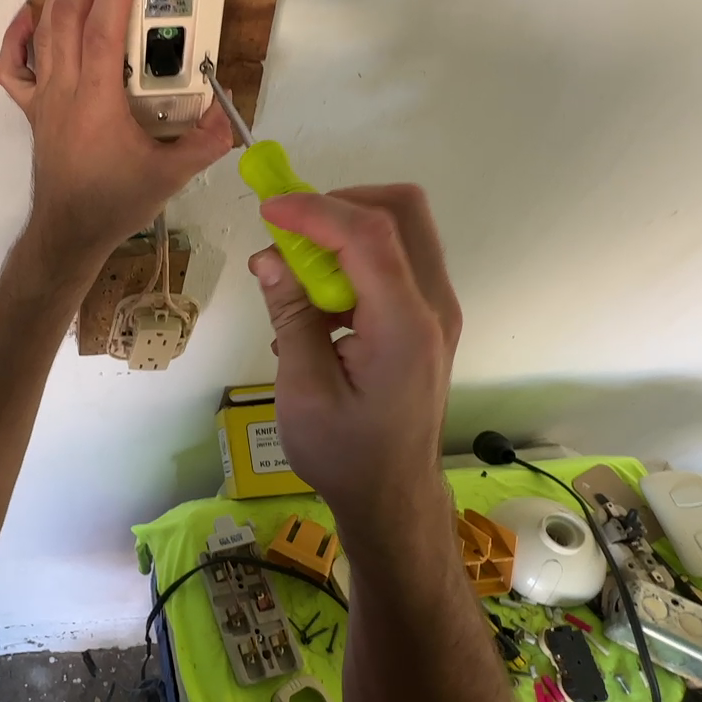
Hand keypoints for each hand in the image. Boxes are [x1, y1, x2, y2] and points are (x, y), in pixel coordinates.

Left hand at [0, 0, 232, 263]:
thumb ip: (206, 141)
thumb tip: (227, 114)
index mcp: (96, 101)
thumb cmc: (114, 205)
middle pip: (67, 11)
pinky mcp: (33, 111)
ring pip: (44, 28)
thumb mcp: (171, 175)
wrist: (69, 234)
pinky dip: (18, 35)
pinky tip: (33, 15)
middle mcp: (63, 90)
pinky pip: (14, 67)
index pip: (103, 25)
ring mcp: (43, 98)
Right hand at [248, 186, 462, 533]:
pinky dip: (351, 260)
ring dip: (343, 232)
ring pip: (400, 230)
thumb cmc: (344, 454)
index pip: (369, 234)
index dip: (315, 210)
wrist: (391, 496)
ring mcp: (434, 310)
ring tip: (293, 274)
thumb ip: (292, 316)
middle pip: (401, 210)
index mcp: (404, 326)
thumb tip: (271, 258)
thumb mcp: (304, 390)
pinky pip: (393, 262)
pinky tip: (316, 306)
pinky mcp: (424, 320)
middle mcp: (432, 306)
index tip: (267, 210)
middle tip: (288, 233)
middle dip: (338, 205)